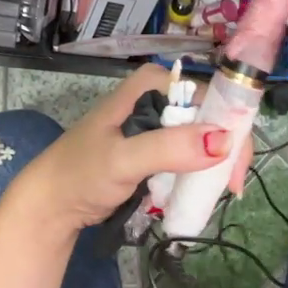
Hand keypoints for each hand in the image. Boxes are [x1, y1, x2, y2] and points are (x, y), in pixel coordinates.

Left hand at [15, 63, 250, 234]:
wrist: (52, 202)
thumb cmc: (80, 173)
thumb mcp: (124, 159)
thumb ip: (169, 148)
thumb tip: (223, 140)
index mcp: (150, 85)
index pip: (207, 96)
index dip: (230, 128)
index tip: (235, 170)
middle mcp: (156, 97)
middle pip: (209, 118)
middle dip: (223, 153)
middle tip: (228, 191)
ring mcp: (155, 124)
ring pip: (202, 140)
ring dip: (210, 169)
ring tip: (212, 197)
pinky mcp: (153, 149)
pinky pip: (188, 157)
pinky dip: (195, 177)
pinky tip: (194, 196)